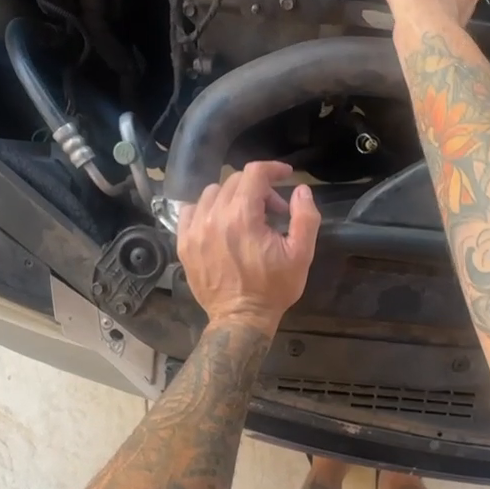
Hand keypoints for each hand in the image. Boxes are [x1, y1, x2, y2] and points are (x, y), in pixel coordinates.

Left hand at [177, 161, 320, 331]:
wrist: (241, 319)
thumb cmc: (274, 288)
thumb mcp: (301, 255)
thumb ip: (305, 217)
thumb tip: (301, 190)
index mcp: (243, 216)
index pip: (254, 173)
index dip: (273, 169)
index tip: (285, 175)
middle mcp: (214, 217)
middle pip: (233, 181)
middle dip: (258, 188)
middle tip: (273, 210)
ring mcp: (195, 231)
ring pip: (212, 193)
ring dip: (232, 197)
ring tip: (246, 217)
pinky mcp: (184, 244)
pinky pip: (190, 211)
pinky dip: (206, 209)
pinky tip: (220, 222)